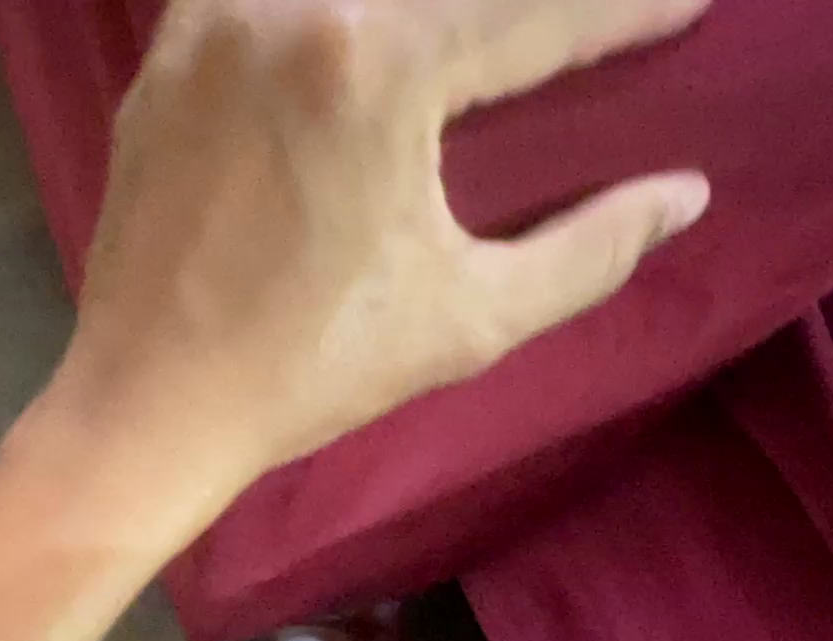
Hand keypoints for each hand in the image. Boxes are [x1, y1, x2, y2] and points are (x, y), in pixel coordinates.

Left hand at [61, 0, 711, 478]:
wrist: (149, 407)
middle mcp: (283, 9)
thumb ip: (586, 253)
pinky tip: (333, 29)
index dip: (622, 9)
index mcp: (373, 64)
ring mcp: (204, 31)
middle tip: (564, 19)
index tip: (681, 9)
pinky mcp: (156, 71)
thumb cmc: (302, 375)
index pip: (534, 12)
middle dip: (524, 1)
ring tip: (459, 33)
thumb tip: (683, 196)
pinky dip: (303, 4)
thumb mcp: (462, 321)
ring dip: (412, 1)